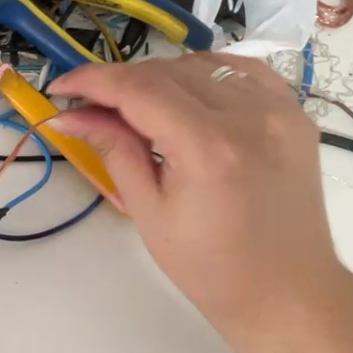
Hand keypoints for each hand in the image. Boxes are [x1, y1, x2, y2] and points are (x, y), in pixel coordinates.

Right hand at [48, 55, 352, 333]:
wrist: (285, 288)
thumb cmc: (207, 263)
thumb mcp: (145, 209)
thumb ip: (112, 149)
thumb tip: (68, 116)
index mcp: (208, 148)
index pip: (138, 89)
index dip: (92, 81)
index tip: (60, 88)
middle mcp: (249, 117)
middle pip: (166, 71)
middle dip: (118, 82)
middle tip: (88, 109)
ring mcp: (279, 110)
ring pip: (202, 63)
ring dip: (158, 76)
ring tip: (134, 107)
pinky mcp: (293, 114)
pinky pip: (241, 69)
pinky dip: (202, 73)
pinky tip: (181, 95)